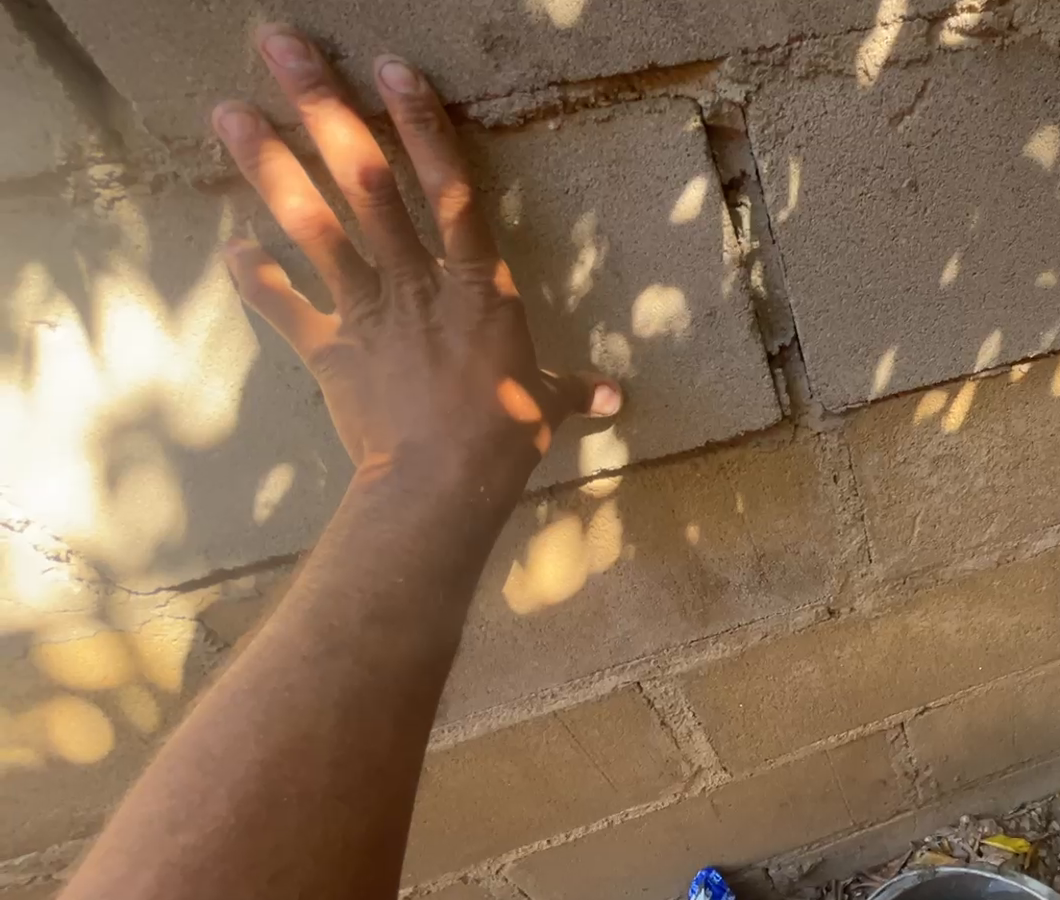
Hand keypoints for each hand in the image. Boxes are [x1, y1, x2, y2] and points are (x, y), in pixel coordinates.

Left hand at [211, 25, 619, 501]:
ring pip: (314, 226)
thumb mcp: (550, 407)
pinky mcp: (329, 348)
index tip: (392, 70)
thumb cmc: (508, 435)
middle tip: (281, 45)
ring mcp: (368, 312)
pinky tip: (232, 245)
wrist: (443, 479)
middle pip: (369, 187)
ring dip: (270, 167)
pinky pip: (284, 304)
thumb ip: (576, 390)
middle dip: (326, 112)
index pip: (455, 195)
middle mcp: (419, 284)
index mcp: (481, 290)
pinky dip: (255, 275)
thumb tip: (616, 397)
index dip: (424, 129)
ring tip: (229, 112)